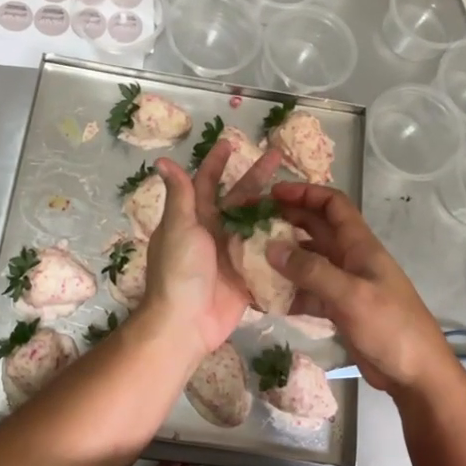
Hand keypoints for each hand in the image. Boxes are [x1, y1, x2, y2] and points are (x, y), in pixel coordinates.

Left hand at [140, 146, 286, 361]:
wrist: (186, 323)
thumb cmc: (178, 271)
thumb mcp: (178, 227)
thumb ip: (179, 195)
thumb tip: (163, 160)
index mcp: (194, 217)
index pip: (206, 182)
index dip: (217, 163)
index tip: (230, 142)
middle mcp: (213, 231)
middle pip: (238, 198)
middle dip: (257, 177)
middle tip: (278, 156)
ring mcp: (231, 253)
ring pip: (256, 223)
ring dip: (273, 206)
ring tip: (299, 190)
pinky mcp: (247, 274)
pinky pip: (265, 253)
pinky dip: (280, 241)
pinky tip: (302, 227)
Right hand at [265, 181, 457, 395]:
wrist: (416, 375)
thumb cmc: (390, 327)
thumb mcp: (350, 295)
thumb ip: (311, 270)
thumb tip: (271, 247)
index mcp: (360, 245)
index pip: (333, 204)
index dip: (305, 193)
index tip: (272, 194)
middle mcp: (351, 258)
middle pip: (316, 228)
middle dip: (286, 221)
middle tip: (252, 224)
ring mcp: (345, 284)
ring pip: (309, 260)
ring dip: (283, 258)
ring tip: (251, 259)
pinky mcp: (339, 309)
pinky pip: (309, 291)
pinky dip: (289, 291)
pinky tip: (266, 299)